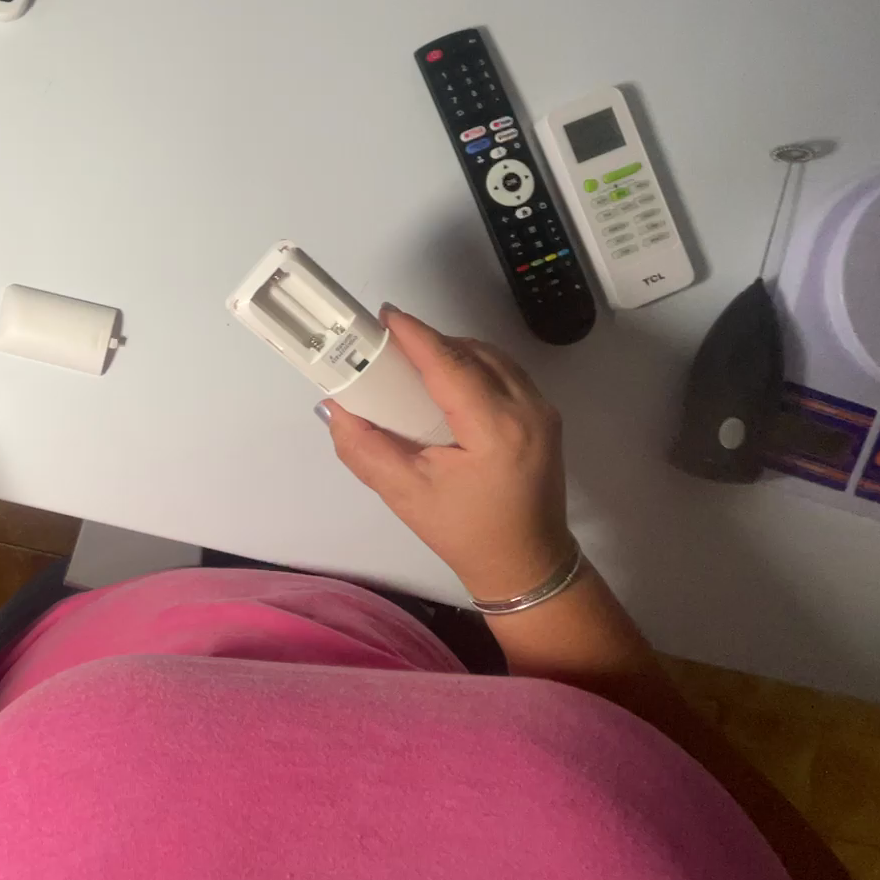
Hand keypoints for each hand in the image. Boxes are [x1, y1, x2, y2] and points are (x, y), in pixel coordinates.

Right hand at [321, 307, 572, 600]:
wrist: (525, 563)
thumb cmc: (462, 531)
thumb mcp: (403, 494)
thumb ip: (363, 447)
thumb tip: (334, 407)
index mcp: (496, 429)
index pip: (451, 365)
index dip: (415, 336)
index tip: (384, 316)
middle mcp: (528, 410)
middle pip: (472, 353)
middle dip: (429, 339)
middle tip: (387, 341)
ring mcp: (543, 410)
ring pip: (492, 357)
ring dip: (452, 349)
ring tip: (411, 357)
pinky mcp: (545, 415)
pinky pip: (505, 371)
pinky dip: (472, 363)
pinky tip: (445, 376)